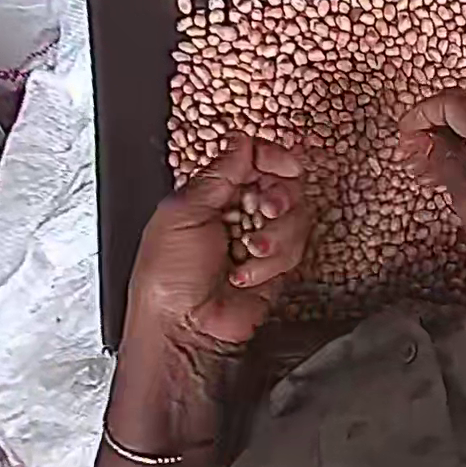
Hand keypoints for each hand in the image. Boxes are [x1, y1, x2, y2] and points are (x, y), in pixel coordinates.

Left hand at [112, 137, 311, 450]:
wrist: (188, 325)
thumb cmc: (169, 276)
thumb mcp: (181, 212)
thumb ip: (218, 174)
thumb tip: (241, 141)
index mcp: (212, 194)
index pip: (253, 160)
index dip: (272, 157)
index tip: (283, 164)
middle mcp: (241, 213)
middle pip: (284, 186)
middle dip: (278, 198)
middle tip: (261, 209)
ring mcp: (264, 238)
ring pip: (296, 217)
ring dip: (274, 235)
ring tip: (246, 252)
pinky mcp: (280, 264)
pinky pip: (296, 248)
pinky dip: (273, 261)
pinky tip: (248, 273)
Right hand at [397, 91, 465, 320]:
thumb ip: (446, 166)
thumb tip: (421, 140)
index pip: (455, 105)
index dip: (423, 114)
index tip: (402, 134)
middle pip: (461, 111)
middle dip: (429, 125)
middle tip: (406, 152)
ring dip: (439, 141)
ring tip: (416, 167)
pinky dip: (455, 153)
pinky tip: (436, 173)